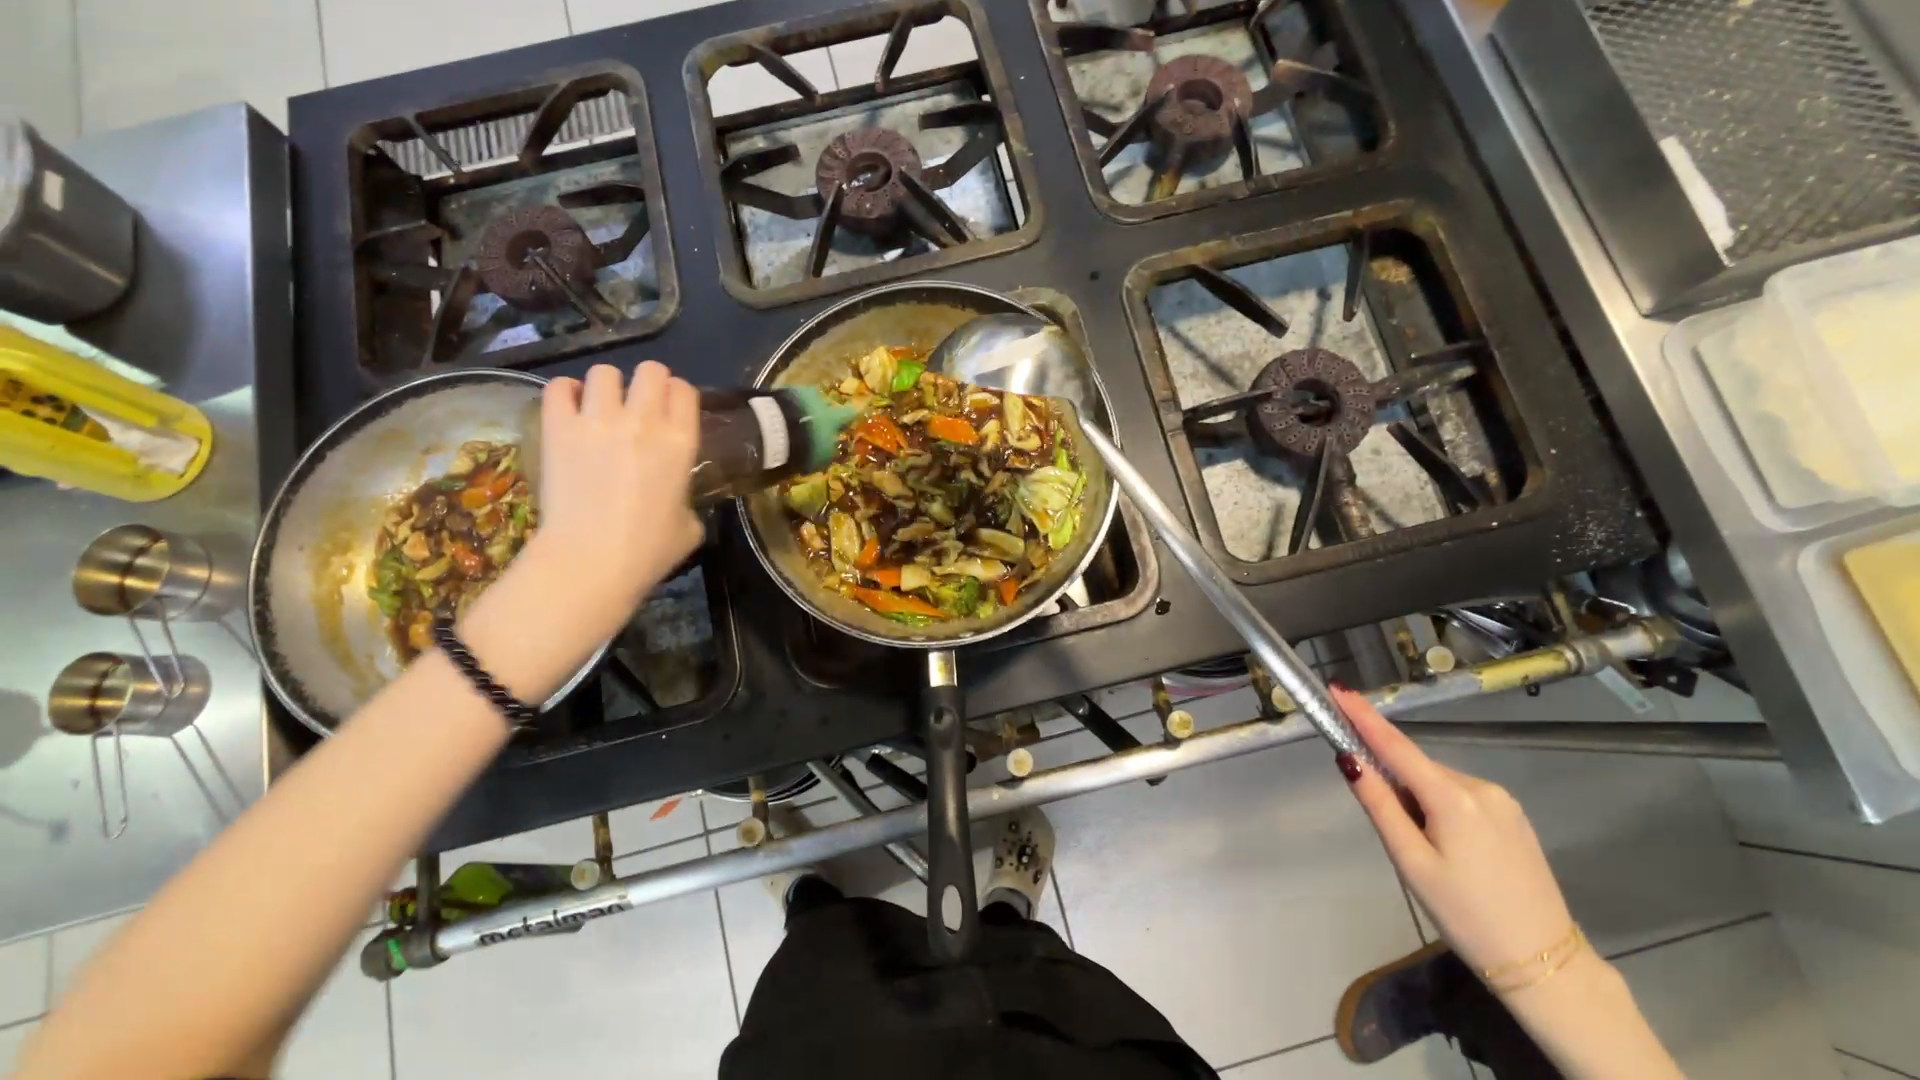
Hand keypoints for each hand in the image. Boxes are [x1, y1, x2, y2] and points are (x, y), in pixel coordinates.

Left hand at [522, 363, 703, 629]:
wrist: (590, 561)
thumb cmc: (647, 552)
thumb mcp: (689, 526)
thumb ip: (685, 497)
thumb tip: (675, 496)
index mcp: (681, 442)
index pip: (684, 391)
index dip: (677, 396)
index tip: (670, 410)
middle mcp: (643, 421)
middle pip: (650, 370)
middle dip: (646, 383)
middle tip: (637, 406)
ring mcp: (598, 420)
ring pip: (604, 372)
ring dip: (605, 387)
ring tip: (600, 408)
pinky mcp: (559, 428)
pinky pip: (559, 388)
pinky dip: (566, 394)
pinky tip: (570, 411)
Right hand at [1333, 686, 1577, 989]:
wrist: (1544, 963)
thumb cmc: (1466, 915)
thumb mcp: (1411, 863)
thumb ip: (1379, 806)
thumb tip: (1349, 759)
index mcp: (1453, 797)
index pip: (1395, 745)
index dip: (1363, 717)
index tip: (1338, 689)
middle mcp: (1482, 787)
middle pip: (1417, 768)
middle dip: (1393, 785)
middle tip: (1396, 841)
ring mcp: (1504, 801)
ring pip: (1439, 785)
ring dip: (1419, 802)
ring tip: (1427, 857)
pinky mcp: (1515, 818)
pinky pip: (1463, 799)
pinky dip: (1441, 811)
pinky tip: (1450, 853)